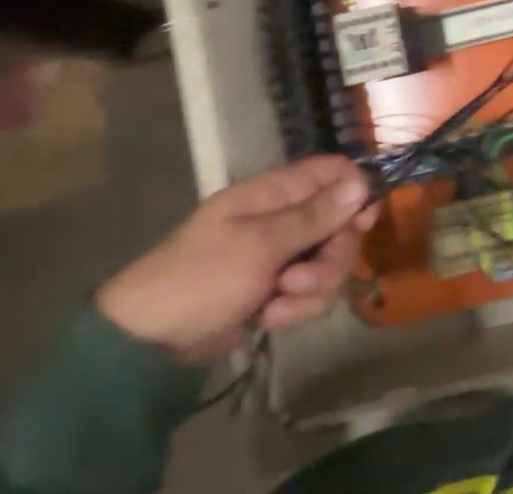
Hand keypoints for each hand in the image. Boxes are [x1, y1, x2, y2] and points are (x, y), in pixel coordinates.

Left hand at [96, 156, 380, 363]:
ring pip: (330, 262)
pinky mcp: (279, 287)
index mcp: (275, 193)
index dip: (355, 192)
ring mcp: (282, 254)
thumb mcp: (261, 245)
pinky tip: (269, 319)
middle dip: (331, 258)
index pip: (334, 172)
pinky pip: (312, 292)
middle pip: (341, 224)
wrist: (151, 339)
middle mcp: (284, 217)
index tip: (361, 223)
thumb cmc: (201, 278)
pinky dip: (297, 308)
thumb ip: (314, 216)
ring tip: (278, 305)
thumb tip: (360, 183)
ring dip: (313, 289)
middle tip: (300, 280)